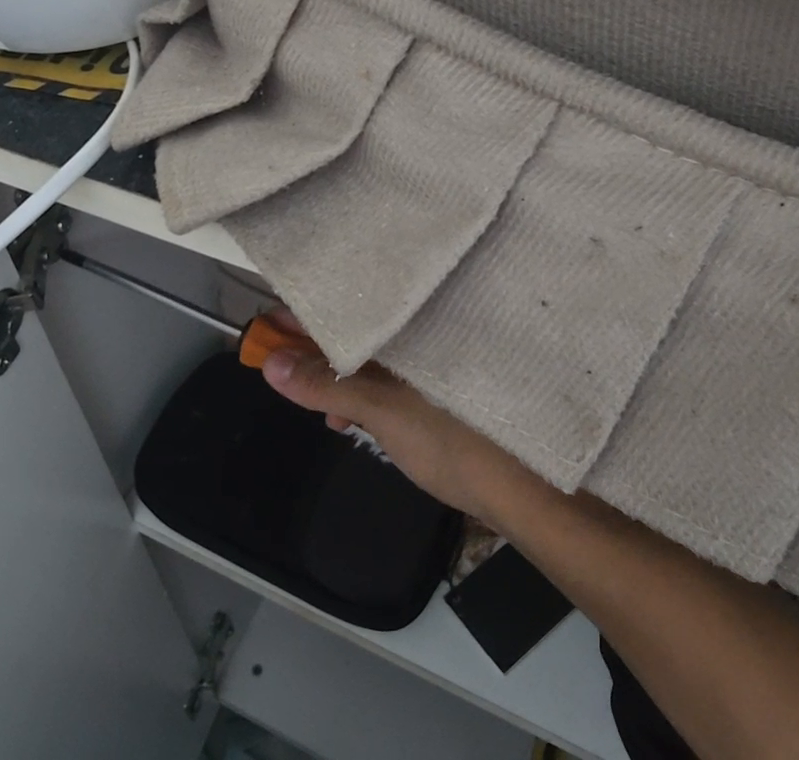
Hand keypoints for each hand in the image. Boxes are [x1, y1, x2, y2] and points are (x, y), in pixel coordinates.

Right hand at [258, 312, 545, 520]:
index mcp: (417, 329)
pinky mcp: (448, 393)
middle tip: (284, 373)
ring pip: (377, 361)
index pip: (351, 308)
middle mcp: (430, 337)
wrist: (530, 491)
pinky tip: (355, 421)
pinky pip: (395, 383)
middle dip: (319, 353)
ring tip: (325, 413)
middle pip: (362, 333)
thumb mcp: (382, 412)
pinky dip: (369, 397)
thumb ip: (326, 384)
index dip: (306, 317)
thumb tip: (271, 364)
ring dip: (343, 381)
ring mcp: (441, 366)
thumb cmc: (456, 442)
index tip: (268, 328)